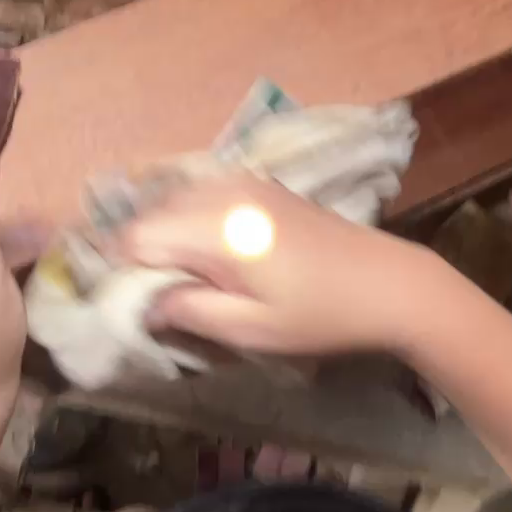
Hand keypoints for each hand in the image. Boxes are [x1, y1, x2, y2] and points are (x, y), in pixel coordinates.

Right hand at [121, 174, 457, 355]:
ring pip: (173, 200)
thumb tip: (140, 305)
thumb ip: (188, 311)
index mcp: (215, 228)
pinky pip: (201, 194)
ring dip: (166, 235)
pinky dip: (191, 219)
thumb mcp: (250, 329)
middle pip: (150, 214)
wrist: (388, 282)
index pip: (136, 236)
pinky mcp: (257, 183)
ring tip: (189, 276)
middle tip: (163, 295)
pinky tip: (214, 251)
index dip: (124, 270)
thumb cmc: (319, 314)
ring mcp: (241, 181)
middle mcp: (220, 192)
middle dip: (143, 252)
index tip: (136, 303)